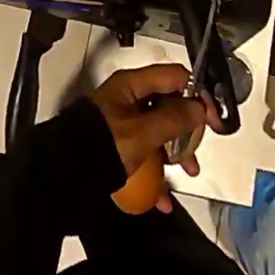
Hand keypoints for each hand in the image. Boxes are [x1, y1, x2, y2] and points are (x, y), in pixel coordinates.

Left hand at [90, 64, 217, 213]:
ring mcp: (122, 125)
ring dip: (175, 152)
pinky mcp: (117, 148)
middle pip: (169, 105)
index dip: (197, 94)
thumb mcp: (141, 133)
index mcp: (131, 85)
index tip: (213, 120)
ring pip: (159, 132)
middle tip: (198, 150)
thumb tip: (200, 107)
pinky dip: (156, 174)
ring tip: (187, 173)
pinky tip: (163, 197)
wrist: (61, 179)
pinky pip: (145, 155)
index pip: (174, 77)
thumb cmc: (102, 147)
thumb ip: (173, 119)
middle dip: (188, 129)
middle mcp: (128, 100)